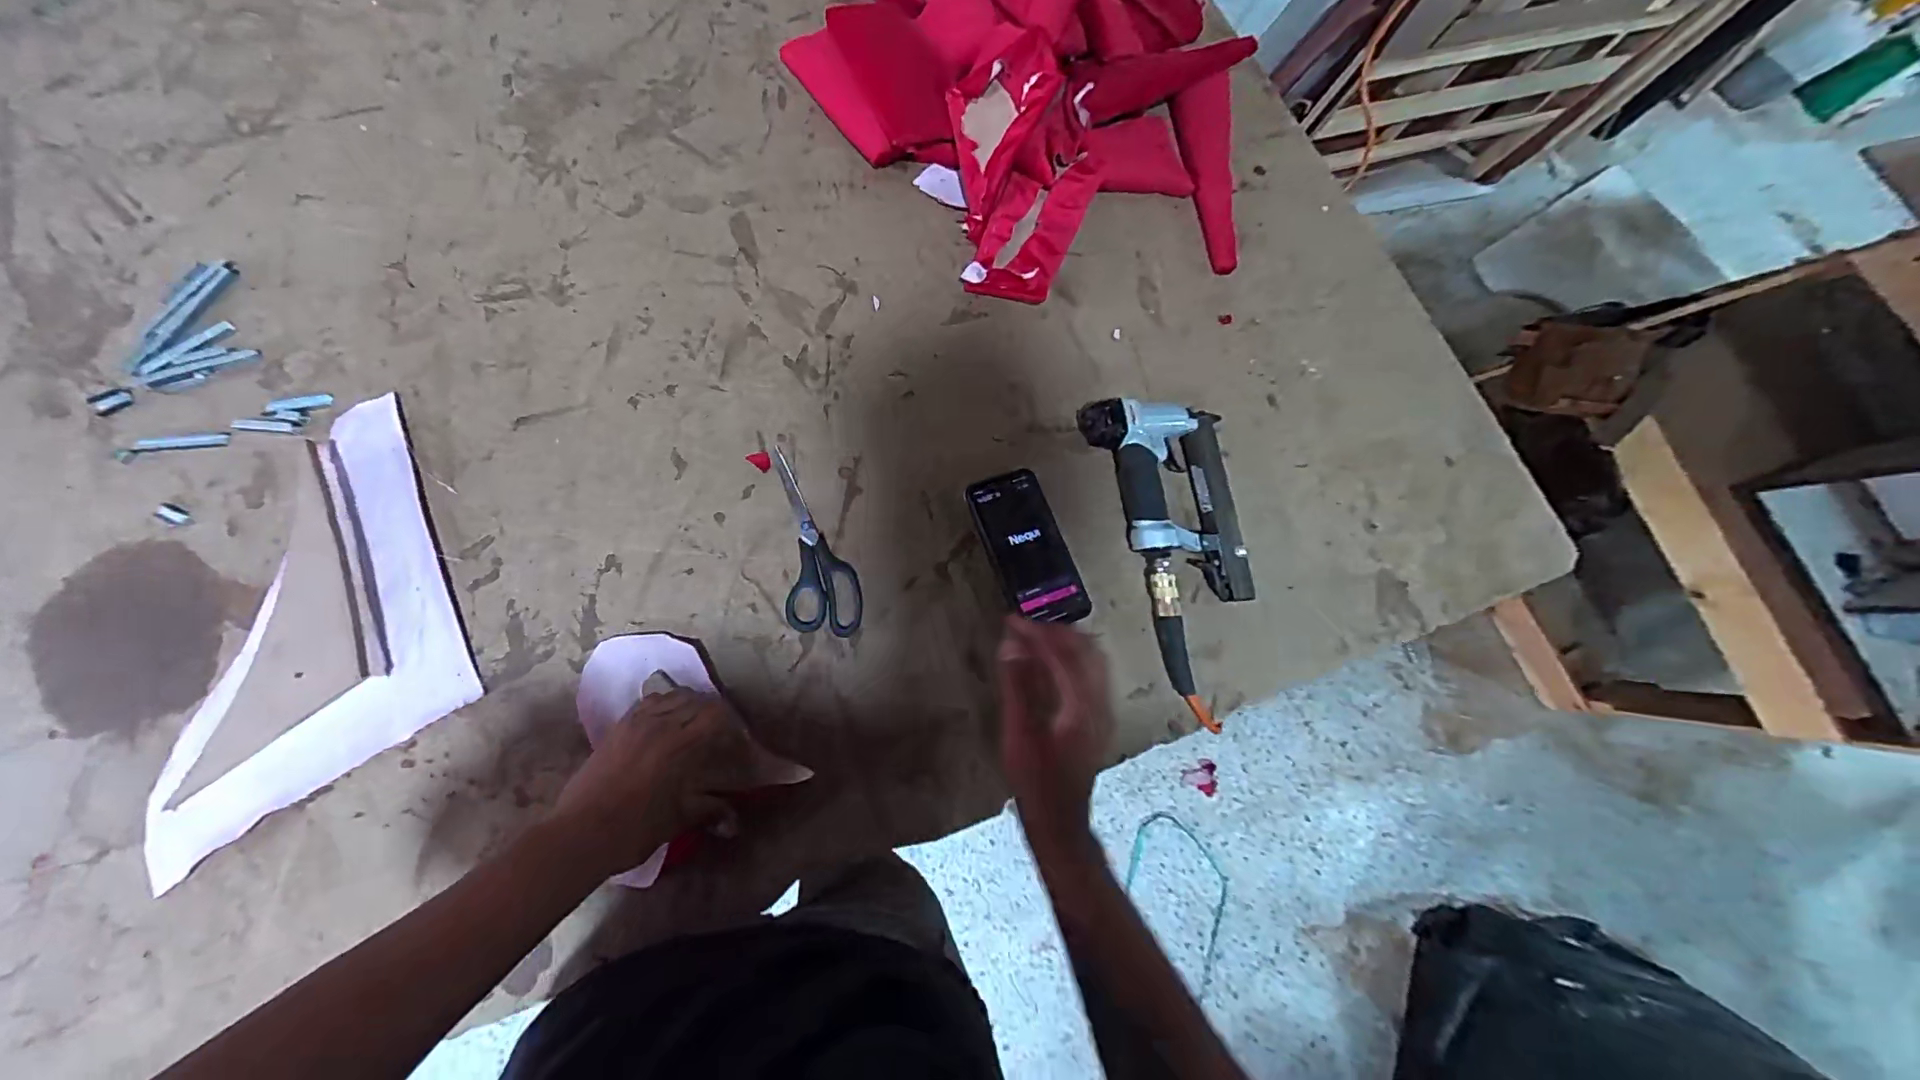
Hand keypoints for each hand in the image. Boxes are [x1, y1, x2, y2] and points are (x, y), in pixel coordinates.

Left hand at [551, 687, 810, 877]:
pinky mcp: (617, 729)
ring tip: (694, 722)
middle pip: (696, 702)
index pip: (716, 716)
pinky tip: (665, 722)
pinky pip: (647, 704)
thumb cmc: (634, 829)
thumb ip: (710, 810)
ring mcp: (635, 724)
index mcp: (680, 745)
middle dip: (714, 713)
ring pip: (671, 698)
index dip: (733, 725)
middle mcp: (660, 725)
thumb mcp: (679, 819)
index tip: (738, 741)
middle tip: (721, 732)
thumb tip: (734, 822)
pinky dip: (663, 706)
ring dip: (688, 705)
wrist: (578, 836)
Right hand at [996, 616, 1113, 839]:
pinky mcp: (1098, 722)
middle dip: (1056, 631)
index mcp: (1080, 704)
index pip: (1062, 652)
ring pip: (1093, 661)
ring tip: (1038, 638)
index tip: (1012, 621)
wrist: (1061, 822)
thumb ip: (1018, 687)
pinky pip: (1091, 676)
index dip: (1035, 632)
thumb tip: (1012, 647)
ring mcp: (1102, 713)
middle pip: (1087, 650)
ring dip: (1067, 643)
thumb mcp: (1019, 734)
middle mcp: (1099, 704)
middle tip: (1027, 625)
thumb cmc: (1037, 784)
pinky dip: (1072, 660)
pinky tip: (1052, 666)